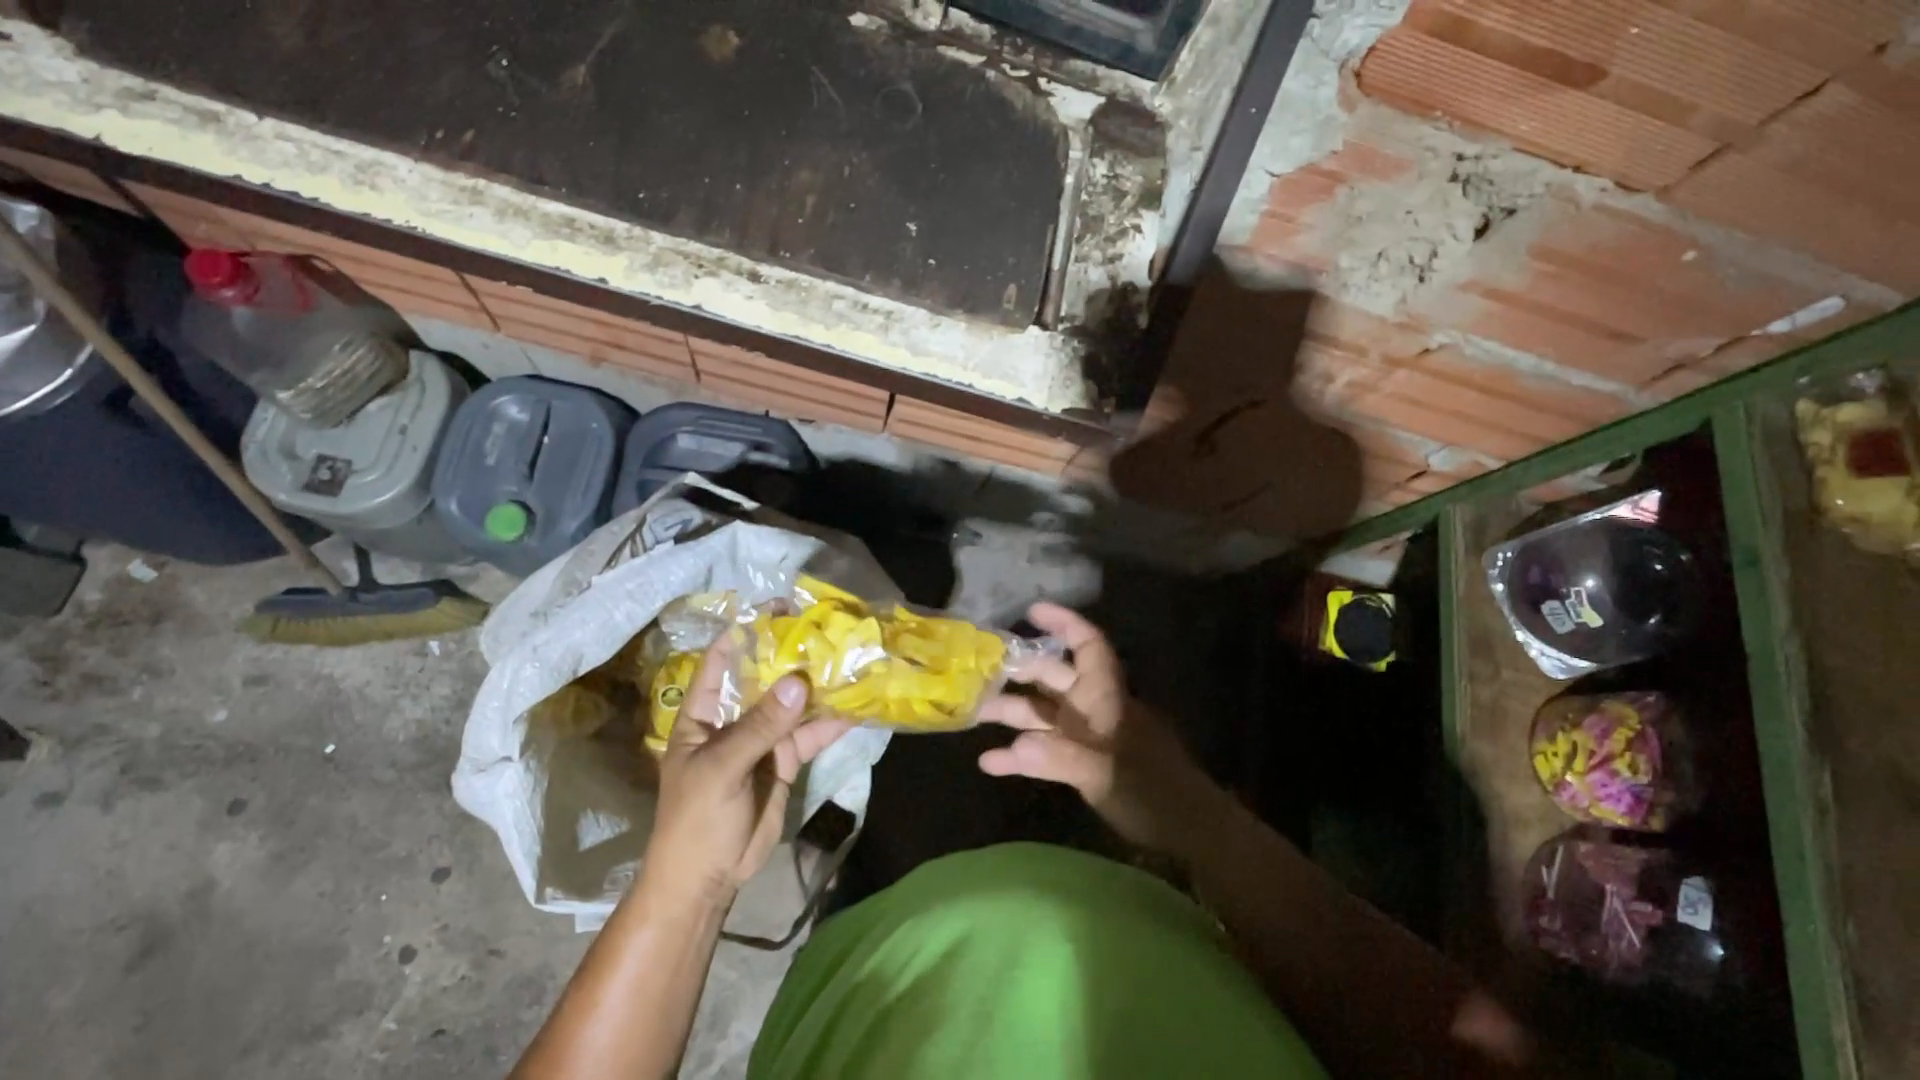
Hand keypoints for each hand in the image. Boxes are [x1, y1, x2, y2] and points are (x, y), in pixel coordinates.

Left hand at [641, 638, 851, 909]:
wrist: (707, 877)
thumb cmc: (696, 818)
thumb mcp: (722, 768)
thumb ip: (760, 726)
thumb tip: (798, 681)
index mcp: (703, 711)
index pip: (722, 659)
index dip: (747, 632)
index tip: (780, 609)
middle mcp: (733, 717)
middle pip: (765, 676)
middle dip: (793, 654)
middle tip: (830, 629)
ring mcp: (761, 739)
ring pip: (793, 704)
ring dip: (819, 686)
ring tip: (853, 660)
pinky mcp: (785, 761)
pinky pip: (810, 734)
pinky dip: (832, 722)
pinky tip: (858, 704)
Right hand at [976, 602, 1230, 860]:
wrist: (1191, 833)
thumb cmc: (1155, 794)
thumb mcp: (1108, 775)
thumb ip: (1061, 758)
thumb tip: (1015, 745)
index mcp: (1107, 698)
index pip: (1088, 646)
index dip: (1064, 623)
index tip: (1030, 610)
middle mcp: (1095, 710)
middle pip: (1055, 678)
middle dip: (1019, 671)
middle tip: (978, 669)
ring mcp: (1090, 739)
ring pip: (1046, 714)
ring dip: (1012, 713)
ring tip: (973, 714)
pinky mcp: (1086, 766)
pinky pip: (1047, 752)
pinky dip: (1021, 756)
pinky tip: (990, 763)